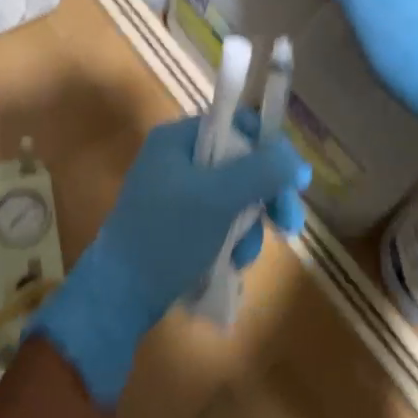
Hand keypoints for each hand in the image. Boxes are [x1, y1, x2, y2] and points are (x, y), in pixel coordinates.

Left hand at [27, 112, 309, 407]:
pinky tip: (231, 265)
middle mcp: (177, 158)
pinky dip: (232, 240)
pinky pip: (219, 221)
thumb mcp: (219, 198)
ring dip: (249, 226)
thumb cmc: (168, 235)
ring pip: (235, 197)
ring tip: (243, 257)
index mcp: (178, 138)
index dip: (269, 148)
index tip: (294, 181)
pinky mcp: (178, 225)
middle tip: (288, 224)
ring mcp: (176, 193)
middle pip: (241, 163)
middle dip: (265, 196)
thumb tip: (298, 160)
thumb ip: (262, 171)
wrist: (119, 294)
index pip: (236, 124)